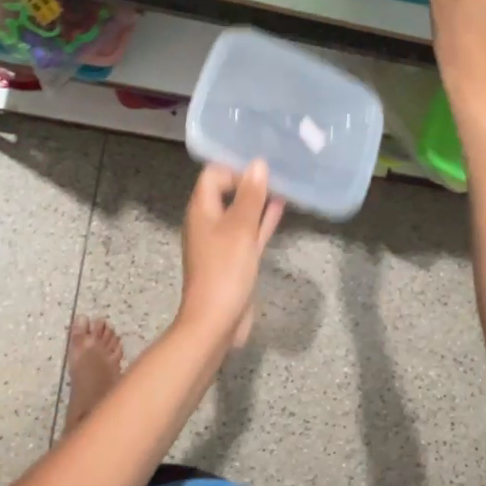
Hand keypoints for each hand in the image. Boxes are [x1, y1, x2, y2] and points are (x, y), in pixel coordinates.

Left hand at [179, 161, 284, 348]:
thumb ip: (250, 195)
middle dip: (250, 181)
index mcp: (201, 210)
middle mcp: (208, 222)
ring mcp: (222, 241)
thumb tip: (257, 163)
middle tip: (277, 169)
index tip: (261, 168)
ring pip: (241, 212)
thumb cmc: (225, 270)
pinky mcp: (235, 259)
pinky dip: (262, 220)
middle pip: (227, 192)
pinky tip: (280, 207)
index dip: (235, 168)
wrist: (216, 321)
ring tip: (283, 183)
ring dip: (258, 199)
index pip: (213, 174)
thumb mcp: (240, 228)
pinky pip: (248, 232)